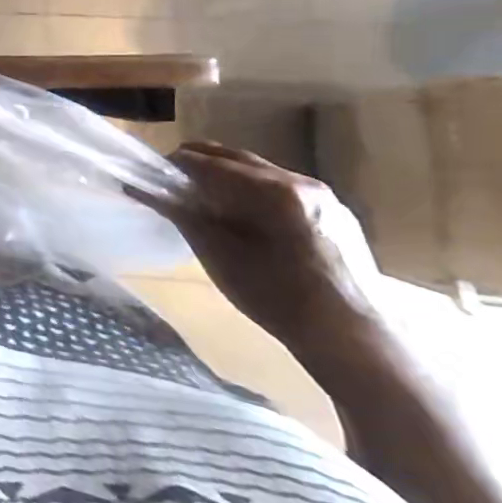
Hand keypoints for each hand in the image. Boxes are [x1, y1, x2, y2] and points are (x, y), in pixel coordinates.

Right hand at [156, 142, 380, 349]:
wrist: (355, 342)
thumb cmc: (279, 300)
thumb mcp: (220, 256)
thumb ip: (184, 215)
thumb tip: (146, 188)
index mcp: (275, 191)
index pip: (213, 163)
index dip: (177, 164)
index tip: (152, 172)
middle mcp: (303, 183)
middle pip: (240, 160)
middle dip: (203, 165)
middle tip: (172, 179)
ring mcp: (326, 198)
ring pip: (263, 175)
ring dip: (229, 179)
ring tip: (205, 200)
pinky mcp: (338, 216)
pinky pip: (285, 192)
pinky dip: (256, 195)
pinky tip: (246, 219)